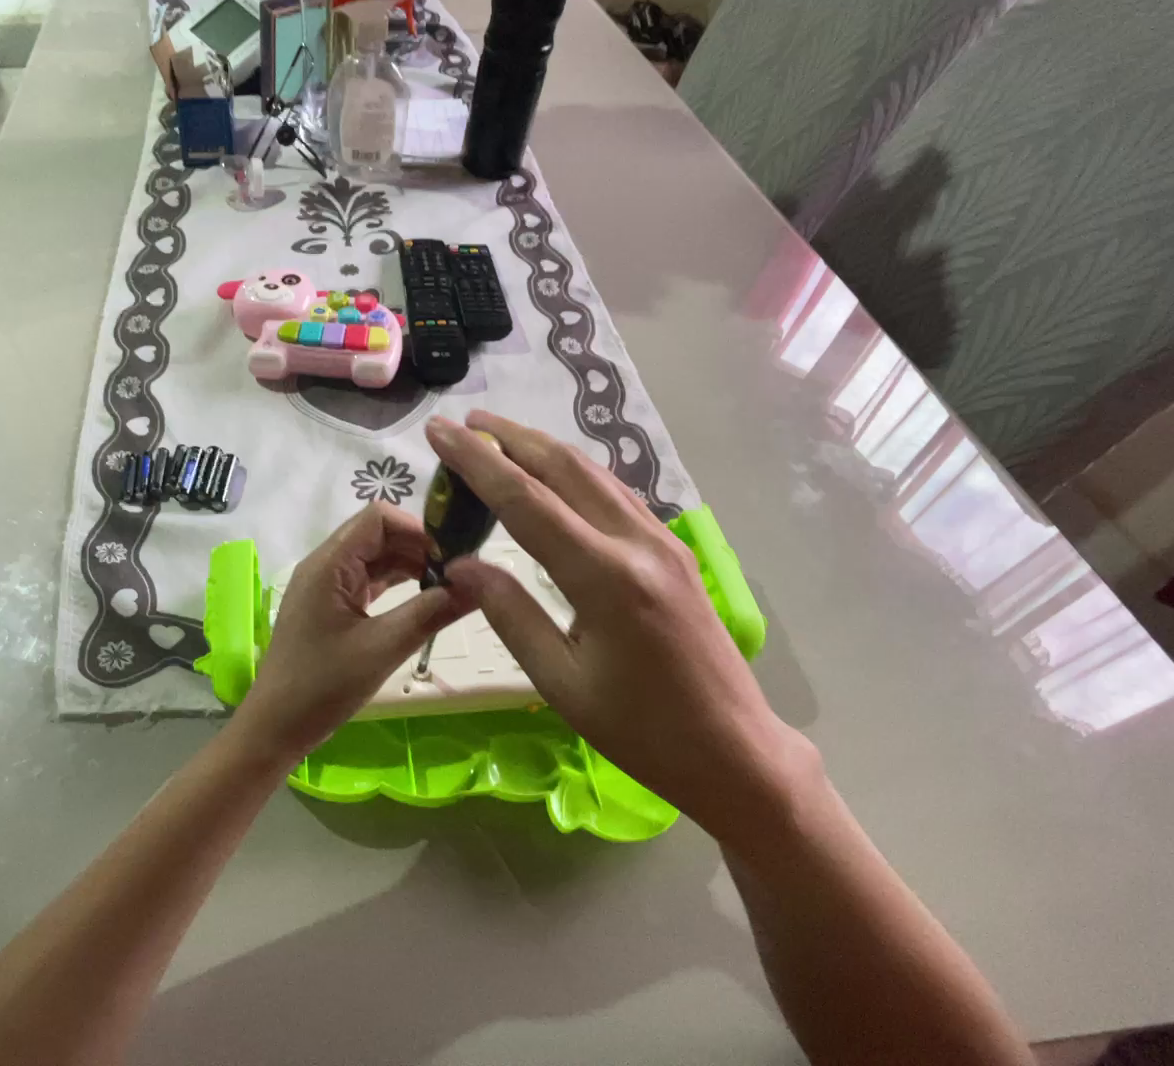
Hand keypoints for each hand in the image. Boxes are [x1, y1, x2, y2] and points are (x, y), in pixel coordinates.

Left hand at [225, 501, 476, 764]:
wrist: (276, 727)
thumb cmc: (323, 686)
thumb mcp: (383, 648)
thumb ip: (431, 613)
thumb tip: (479, 586)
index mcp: (329, 564)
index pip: (378, 518)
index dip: (418, 528)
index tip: (454, 554)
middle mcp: (325, 566)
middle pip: (378, 535)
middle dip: (420, 547)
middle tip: (461, 572)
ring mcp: (327, 586)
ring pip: (376, 559)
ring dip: (411, 566)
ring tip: (450, 585)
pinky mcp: (331, 607)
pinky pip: (368, 582)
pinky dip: (397, 585)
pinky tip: (426, 599)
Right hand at [426, 411, 820, 846]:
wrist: (732, 750)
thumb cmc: (640, 730)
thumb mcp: (560, 681)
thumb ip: (510, 614)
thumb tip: (460, 565)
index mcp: (606, 578)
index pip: (526, 501)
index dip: (478, 462)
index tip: (441, 431)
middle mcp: (637, 544)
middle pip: (565, 469)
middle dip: (511, 439)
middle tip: (465, 423)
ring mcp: (662, 543)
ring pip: (595, 475)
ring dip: (543, 451)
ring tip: (499, 439)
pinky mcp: (673, 552)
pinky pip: (615, 496)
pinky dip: (574, 475)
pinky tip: (554, 478)